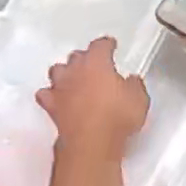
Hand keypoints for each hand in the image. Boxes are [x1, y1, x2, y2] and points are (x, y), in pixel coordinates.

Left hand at [35, 37, 148, 160]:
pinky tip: (57, 99)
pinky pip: (47, 95)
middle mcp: (75, 70)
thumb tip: (132, 80)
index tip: (111, 44)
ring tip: (73, 78)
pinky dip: (51, 95)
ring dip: (65, 73)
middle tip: (94, 64)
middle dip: (85, 58)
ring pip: (58, 71)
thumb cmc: (116, 117)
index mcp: (97, 63)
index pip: (100, 46)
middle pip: (76, 56)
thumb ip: (134, 86)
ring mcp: (61, 87)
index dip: (107, 44)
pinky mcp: (52, 107)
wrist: (92, 140)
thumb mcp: (138, 100)